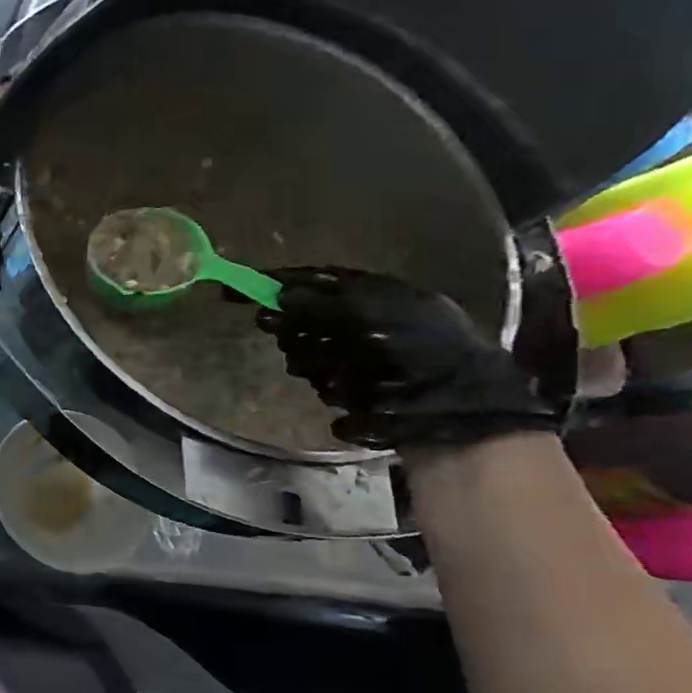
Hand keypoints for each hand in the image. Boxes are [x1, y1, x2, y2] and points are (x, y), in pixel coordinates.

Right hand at [249, 268, 558, 449]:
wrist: (458, 411)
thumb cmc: (424, 350)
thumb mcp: (373, 313)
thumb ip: (324, 304)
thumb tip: (279, 296)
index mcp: (374, 295)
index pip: (314, 281)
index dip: (274, 283)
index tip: (233, 290)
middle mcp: (361, 324)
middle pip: (301, 319)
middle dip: (289, 325)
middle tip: (269, 325)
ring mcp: (355, 361)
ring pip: (304, 355)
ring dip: (313, 360)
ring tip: (342, 371)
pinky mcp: (351, 393)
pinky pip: (321, 386)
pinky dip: (331, 387)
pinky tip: (352, 393)